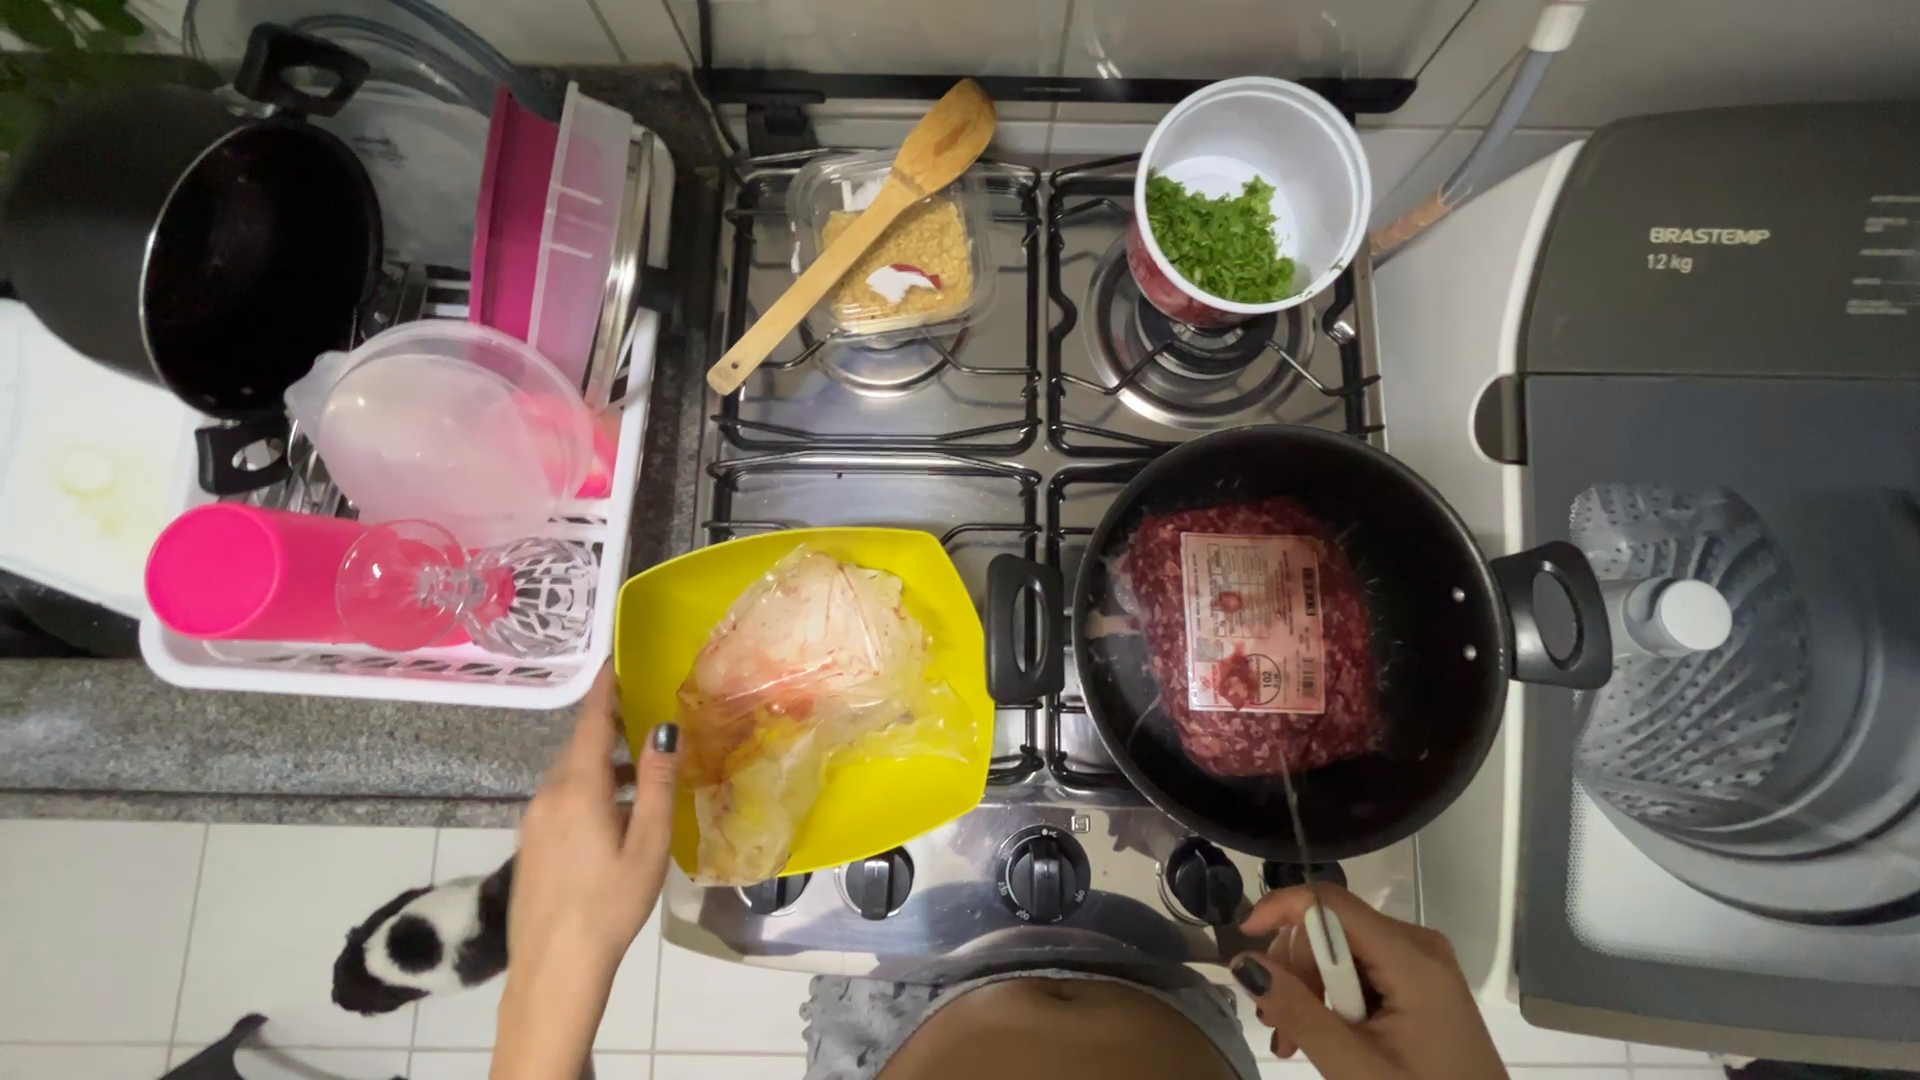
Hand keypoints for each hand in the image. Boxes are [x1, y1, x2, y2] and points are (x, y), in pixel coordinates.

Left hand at [492, 663, 678, 1079]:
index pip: (592, 722)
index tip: (616, 658)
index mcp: (578, 788)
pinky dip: (591, 782)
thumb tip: (663, 727)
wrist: (553, 969)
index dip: (605, 687)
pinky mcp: (532, 842)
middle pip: (580, 744)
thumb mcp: (648, 843)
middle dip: (609, 721)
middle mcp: (549, 794)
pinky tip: (617, 805)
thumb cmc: (610, 903)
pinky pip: (563, 794)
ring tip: (642, 760)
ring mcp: (534, 819)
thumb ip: (655, 782)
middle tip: (645, 704)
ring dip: (603, 757)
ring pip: (572, 770)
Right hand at [1230, 884, 1506, 1079]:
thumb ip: (1299, 1013)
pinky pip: (1356, 966)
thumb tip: (1241, 961)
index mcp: (1414, 961)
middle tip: (1276, 1024)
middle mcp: (1419, 946)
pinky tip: (1321, 1032)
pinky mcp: (1420, 983)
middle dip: (1294, 968)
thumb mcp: (1356, 1071)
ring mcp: (1422, 963)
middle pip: (1330, 926)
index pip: (1331, 903)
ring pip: (1337, 946)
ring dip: (1307, 986)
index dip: (1281, 908)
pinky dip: (1329, 995)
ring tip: (1293, 1039)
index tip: (1244, 938)